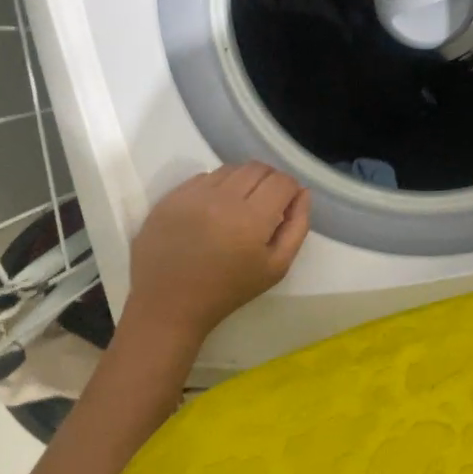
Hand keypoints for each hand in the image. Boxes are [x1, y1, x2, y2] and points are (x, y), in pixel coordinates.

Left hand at [123, 163, 311, 338]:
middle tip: (265, 204)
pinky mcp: (171, 197)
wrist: (170, 305)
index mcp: (251, 219)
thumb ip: (297, 226)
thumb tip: (302, 193)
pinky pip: (204, 177)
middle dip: (269, 181)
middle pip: (258, 168)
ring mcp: (193, 195)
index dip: (290, 190)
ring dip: (242, 181)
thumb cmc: (229, 290)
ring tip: (238, 206)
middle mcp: (222, 198)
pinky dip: (216, 187)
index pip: (282, 181)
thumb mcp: (277, 267)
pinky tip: (213, 210)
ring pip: (231, 169)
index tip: (285, 206)